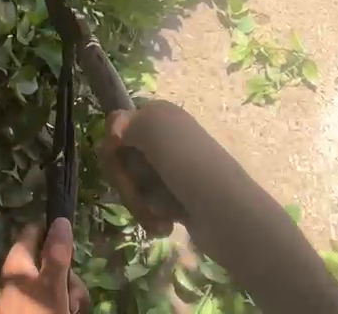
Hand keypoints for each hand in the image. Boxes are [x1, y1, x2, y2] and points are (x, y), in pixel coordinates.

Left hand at [0, 219, 89, 313]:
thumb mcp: (52, 286)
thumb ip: (57, 253)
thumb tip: (60, 219)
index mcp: (17, 263)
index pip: (35, 232)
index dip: (55, 236)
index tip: (72, 251)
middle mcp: (17, 278)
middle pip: (49, 262)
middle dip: (69, 277)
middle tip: (74, 297)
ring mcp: (21, 300)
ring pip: (53, 286)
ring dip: (68, 296)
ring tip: (73, 312)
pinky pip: (48, 304)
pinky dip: (59, 308)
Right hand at [98, 100, 196, 236]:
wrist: (224, 210)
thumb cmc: (185, 162)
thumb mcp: (151, 129)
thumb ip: (123, 123)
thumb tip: (113, 127)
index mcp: (160, 114)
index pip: (119, 126)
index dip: (113, 146)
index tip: (115, 159)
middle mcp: (166, 138)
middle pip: (125, 158)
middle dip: (127, 181)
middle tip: (137, 193)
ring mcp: (172, 169)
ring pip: (136, 185)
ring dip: (140, 202)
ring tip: (158, 214)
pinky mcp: (178, 198)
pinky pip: (151, 204)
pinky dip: (154, 215)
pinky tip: (165, 223)